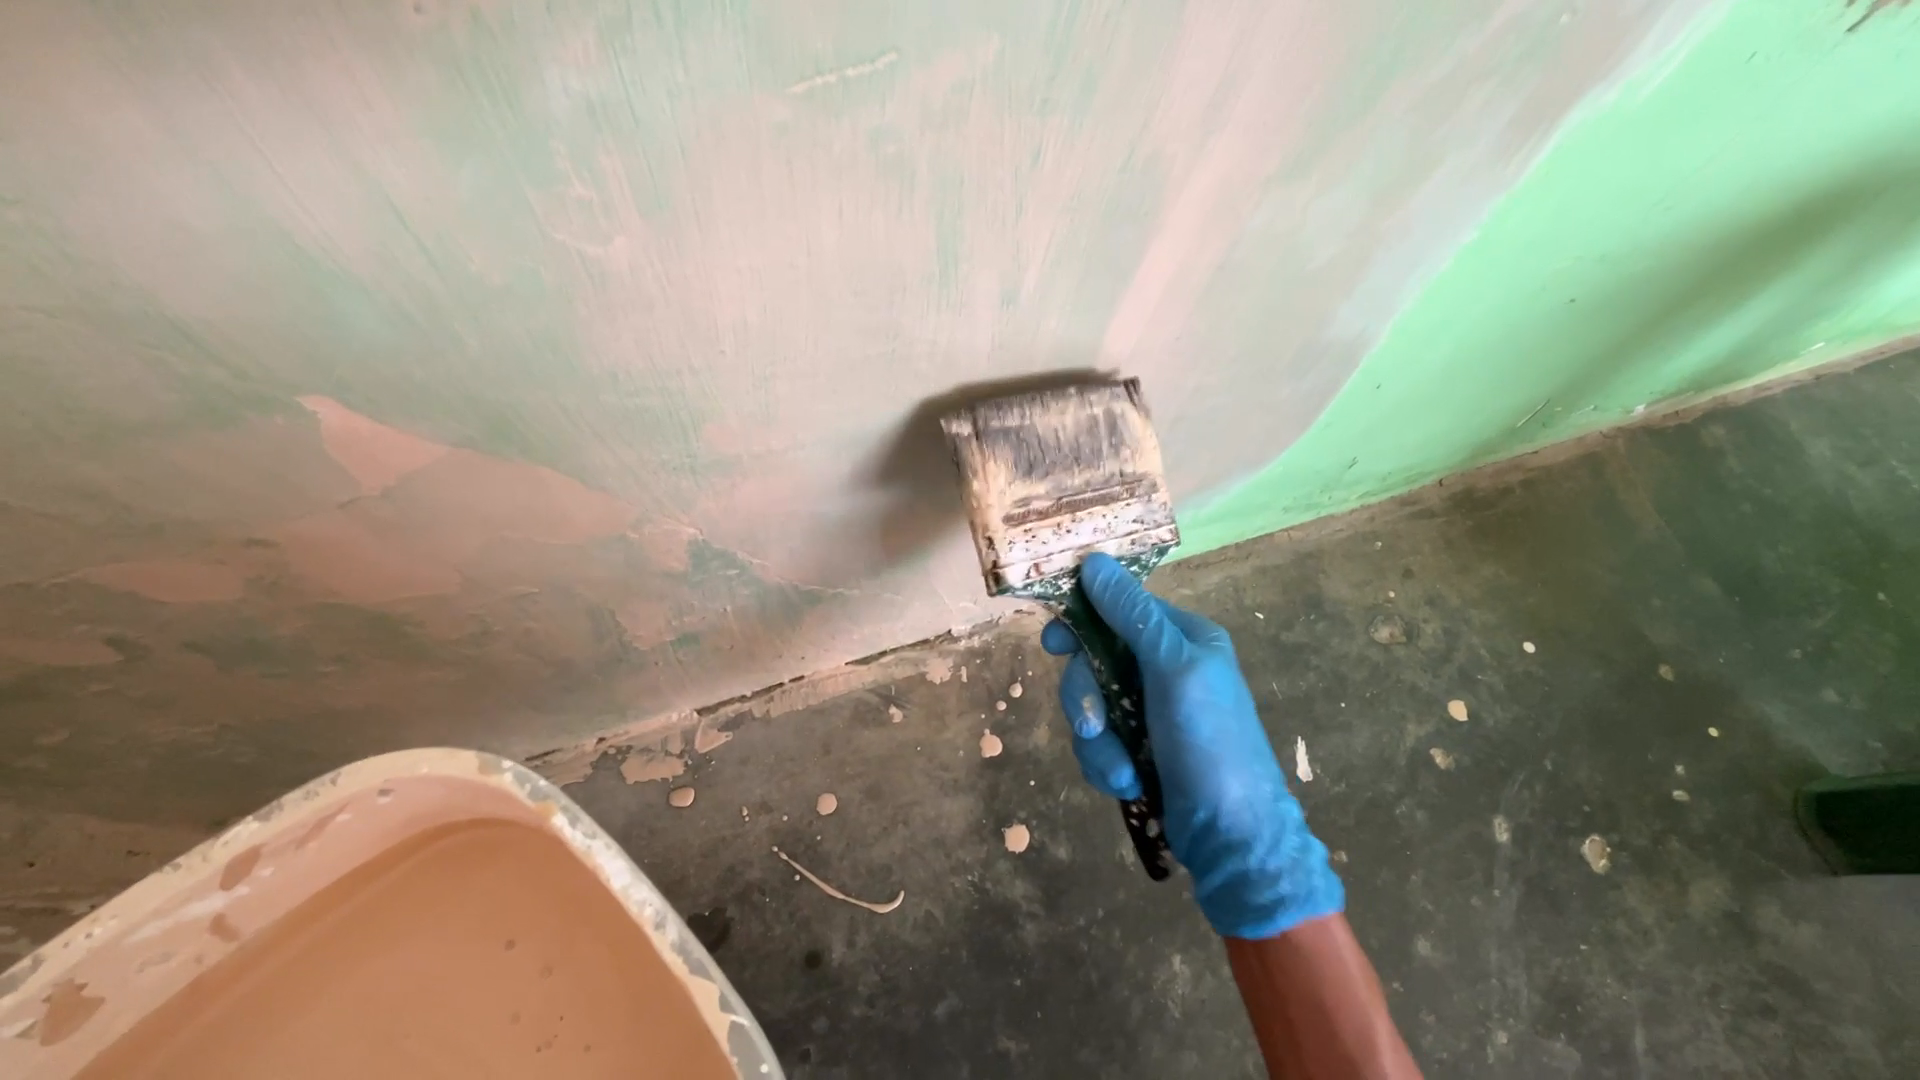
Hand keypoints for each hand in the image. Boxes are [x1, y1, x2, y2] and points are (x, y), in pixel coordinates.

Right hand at [1042, 553, 1343, 939]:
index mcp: (1182, 638)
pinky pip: (1097, 742)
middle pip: (1093, 659)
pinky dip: (1105, 764)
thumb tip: (1093, 562)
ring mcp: (1149, 711)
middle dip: (1088, 698)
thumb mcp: (1174, 671)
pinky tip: (1128, 784)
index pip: (1118, 608)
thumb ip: (1132, 616)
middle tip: (1097, 726)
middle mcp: (1163, 668)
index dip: (1081, 622)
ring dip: (1099, 742)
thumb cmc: (1211, 743)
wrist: (1233, 837)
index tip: (1054, 644)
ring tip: (1122, 771)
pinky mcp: (1137, 748)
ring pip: (1090, 704)